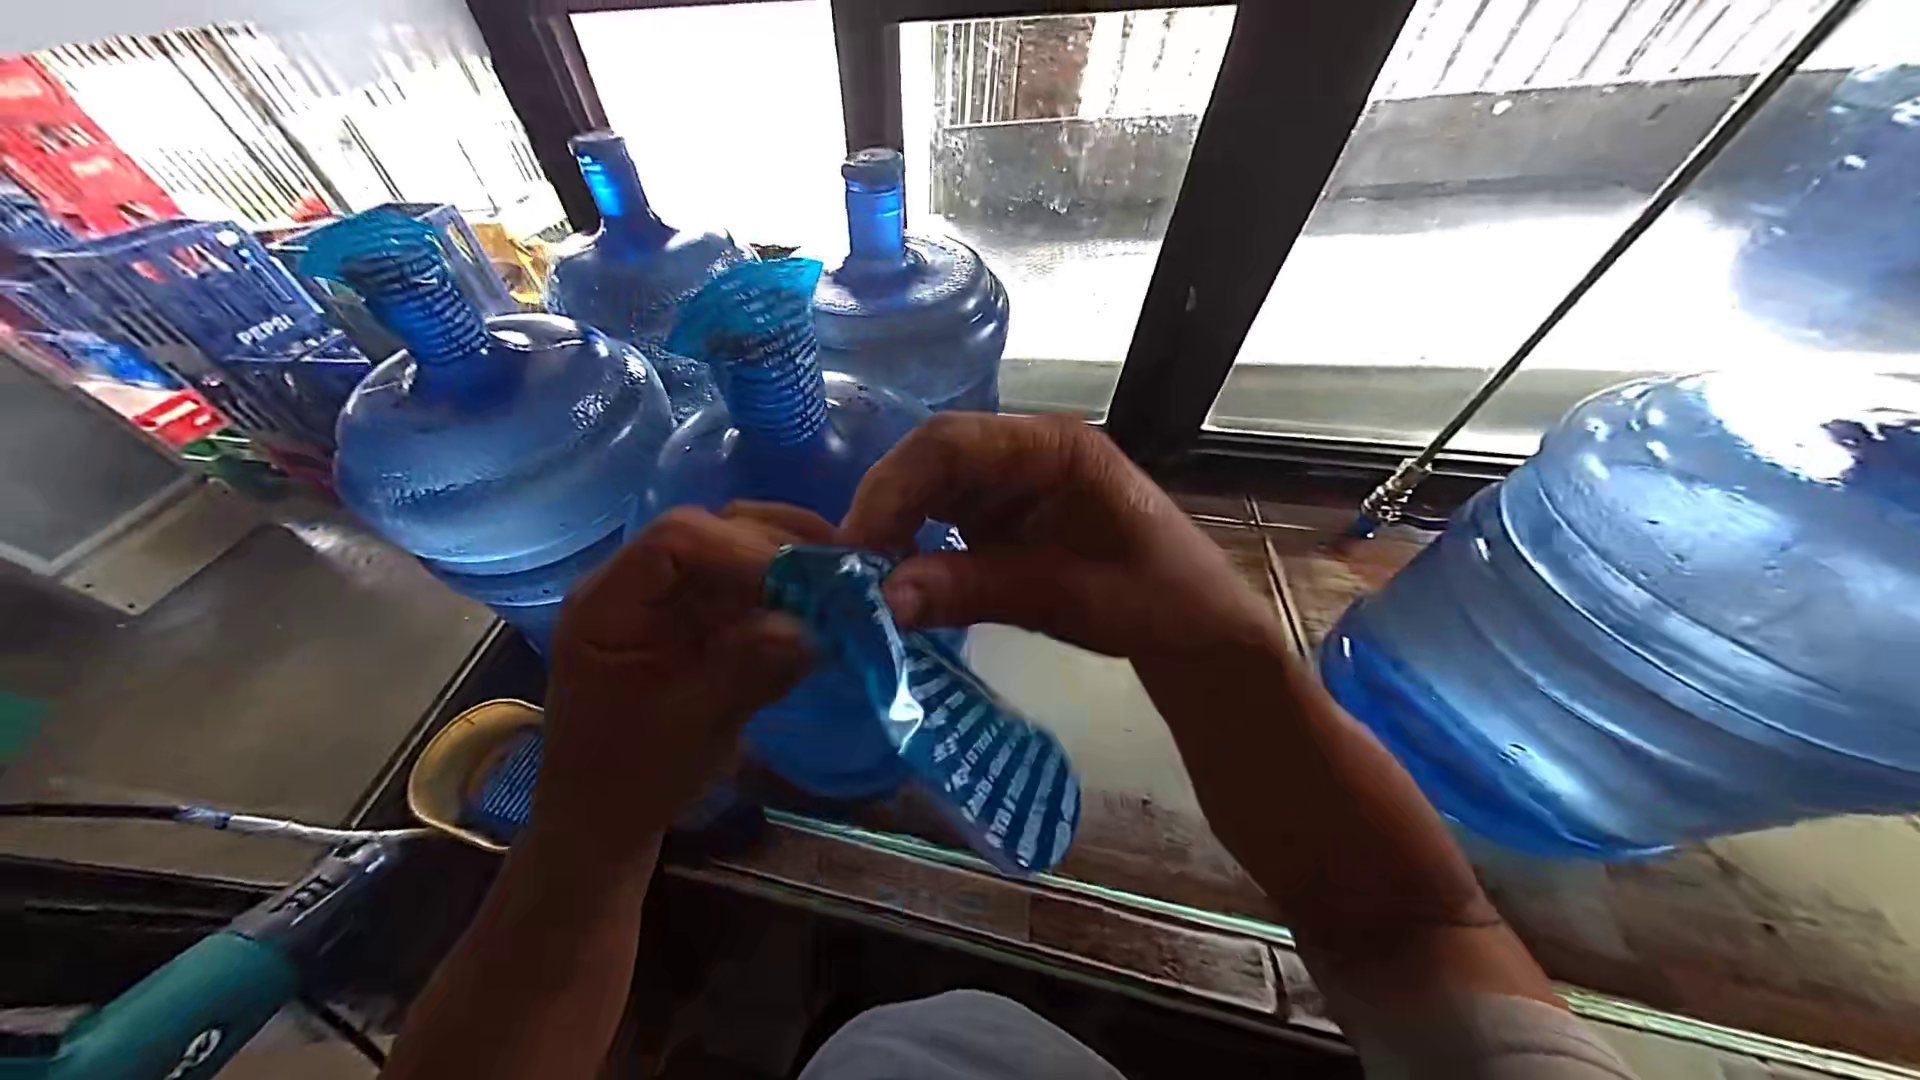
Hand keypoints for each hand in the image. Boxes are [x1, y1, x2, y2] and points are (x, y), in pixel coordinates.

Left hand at [535, 503, 832, 856]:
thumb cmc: (631, 777)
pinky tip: (824, 597)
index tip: (799, 581)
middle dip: (779, 546)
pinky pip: (752, 581)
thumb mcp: (690, 727)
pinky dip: (792, 583)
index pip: (676, 540)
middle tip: (840, 569)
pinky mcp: (703, 614)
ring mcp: (674, 596)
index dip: (742, 549)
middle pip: (713, 530)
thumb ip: (747, 671)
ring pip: (738, 545)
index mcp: (611, 604)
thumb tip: (810, 629)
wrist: (610, 812)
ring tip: (840, 575)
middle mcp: (642, 584)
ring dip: (792, 556)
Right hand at [840, 413, 1284, 666]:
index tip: (854, 547)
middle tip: (846, 573)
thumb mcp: (1074, 597)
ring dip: (892, 529)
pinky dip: (914, 547)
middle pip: (930, 460)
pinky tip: (898, 580)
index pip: (951, 442)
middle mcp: (1025, 453)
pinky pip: (942, 519)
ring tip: (862, 580)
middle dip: (883, 509)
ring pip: (928, 489)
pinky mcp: (1003, 517)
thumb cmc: (1159, 600)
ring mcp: (1011, 484)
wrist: (1197, 625)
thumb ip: (980, 590)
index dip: (892, 486)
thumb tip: (884, 599)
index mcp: (1054, 447)